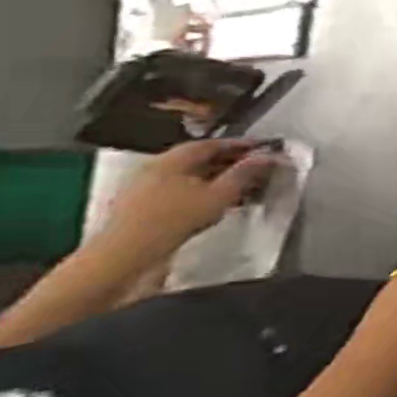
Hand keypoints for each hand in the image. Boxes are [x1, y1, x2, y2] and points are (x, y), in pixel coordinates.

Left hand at [99, 139, 280, 256]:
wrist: (127, 253)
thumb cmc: (177, 218)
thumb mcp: (220, 194)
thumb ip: (246, 173)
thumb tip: (270, 156)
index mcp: (170, 160)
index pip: (211, 144)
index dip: (240, 145)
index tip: (264, 148)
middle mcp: (154, 168)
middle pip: (198, 159)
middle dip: (230, 162)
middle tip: (257, 168)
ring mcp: (143, 186)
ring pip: (189, 175)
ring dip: (217, 178)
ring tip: (242, 187)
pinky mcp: (141, 204)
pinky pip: (178, 189)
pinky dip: (201, 190)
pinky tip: (216, 202)